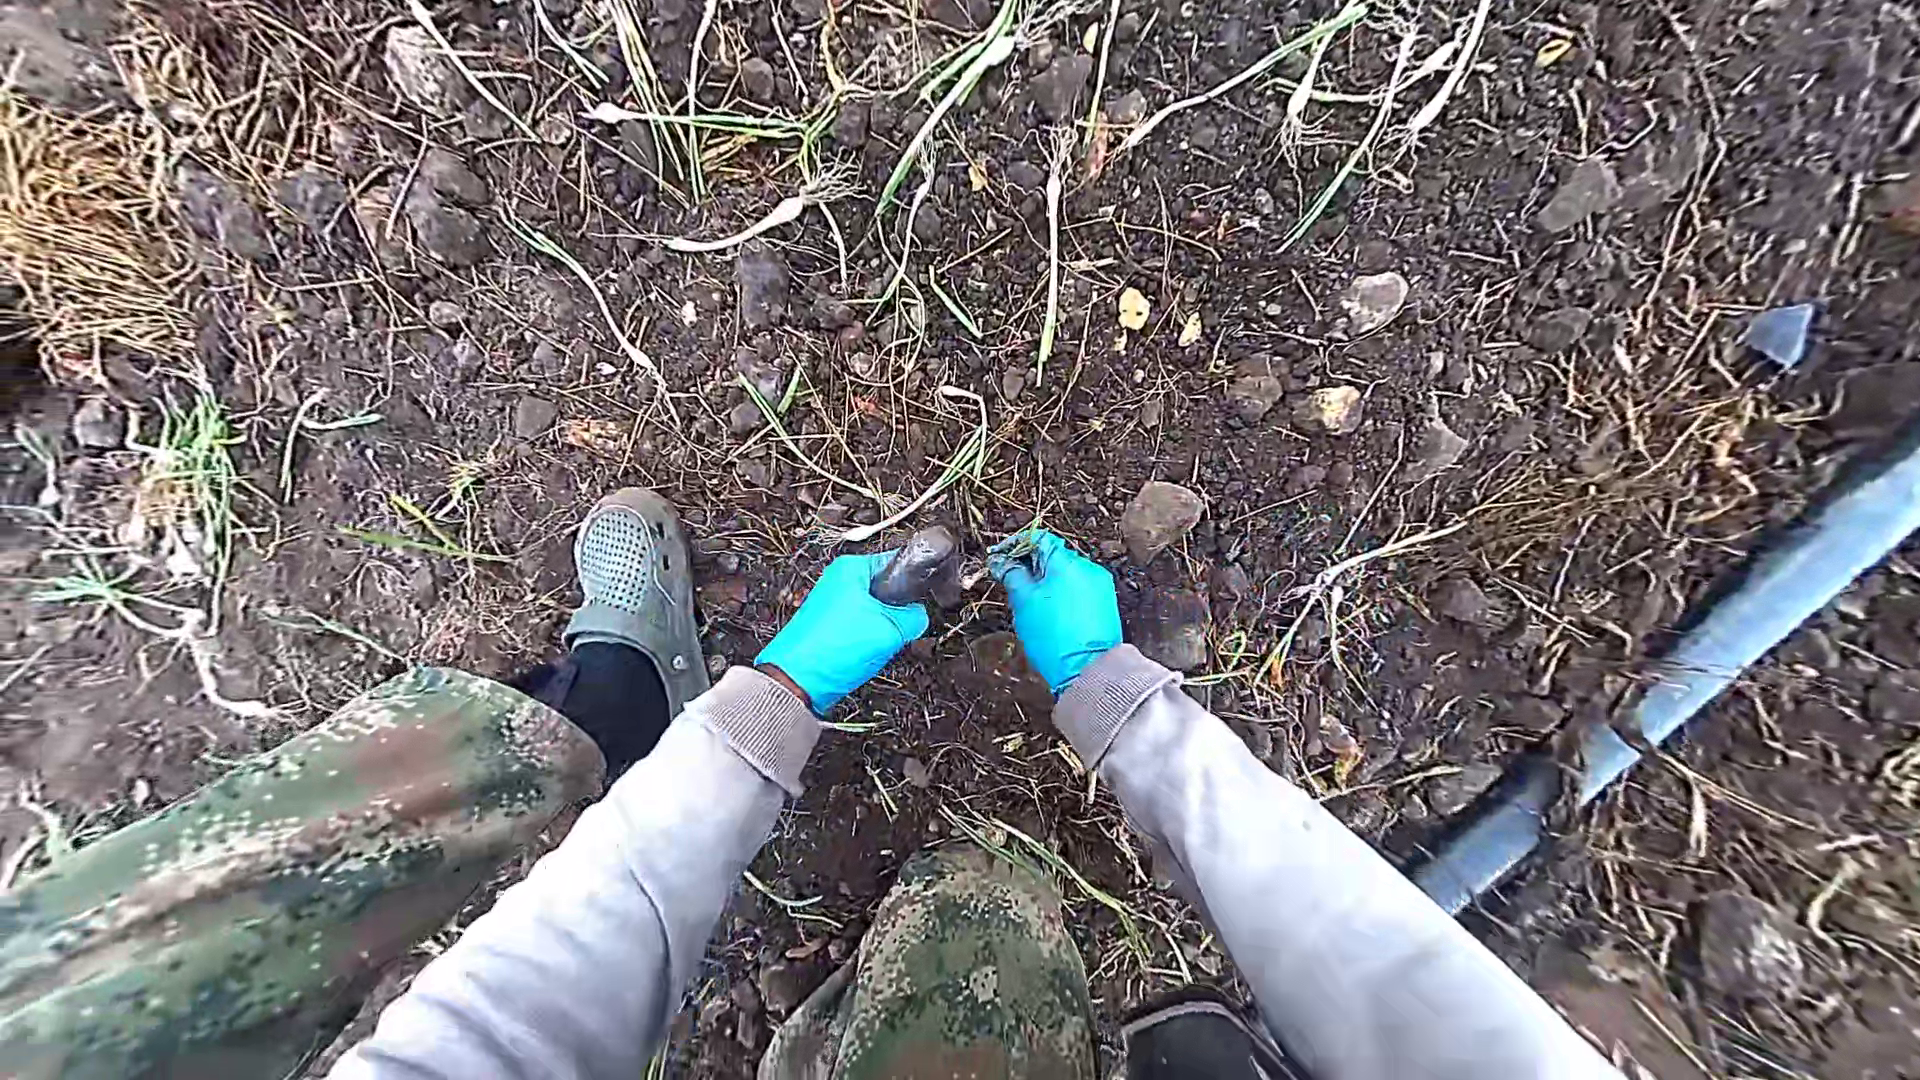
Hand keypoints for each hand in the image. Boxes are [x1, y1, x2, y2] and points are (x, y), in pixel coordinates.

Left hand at [756, 552, 929, 712]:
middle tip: (894, 629)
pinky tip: (862, 652)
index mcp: (851, 567)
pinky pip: (863, 627)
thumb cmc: (830, 649)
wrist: (798, 682)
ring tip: (873, 643)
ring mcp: (833, 602)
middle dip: (897, 612)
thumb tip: (919, 615)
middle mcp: (839, 579)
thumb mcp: (891, 630)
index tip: (919, 600)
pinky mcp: (831, 624)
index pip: (897, 561)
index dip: (914, 582)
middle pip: (887, 590)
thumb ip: (915, 616)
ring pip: (877, 612)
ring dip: (883, 629)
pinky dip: (868, 640)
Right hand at [988, 530, 1120, 692]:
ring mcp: (1099, 586)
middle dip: (1030, 566)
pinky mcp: (1104, 602)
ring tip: (1032, 603)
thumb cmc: (1054, 636)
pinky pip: (1077, 589)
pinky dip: (1061, 593)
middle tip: (1012, 583)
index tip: (1002, 559)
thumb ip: (1012, 574)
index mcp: (1068, 563)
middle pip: (1053, 555)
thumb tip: (1002, 560)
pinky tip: (1051, 612)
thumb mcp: (1024, 602)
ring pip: (1065, 573)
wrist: (1089, 670)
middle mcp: (1088, 568)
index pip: (1039, 539)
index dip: (1016, 546)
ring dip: (1046, 581)